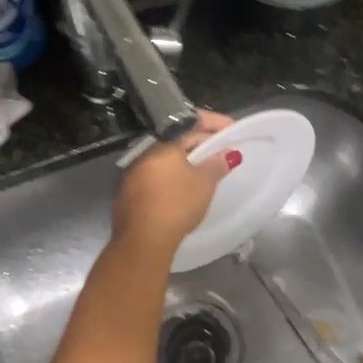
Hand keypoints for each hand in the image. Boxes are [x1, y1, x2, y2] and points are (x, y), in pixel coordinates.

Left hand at [112, 110, 235, 253]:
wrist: (142, 239)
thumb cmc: (177, 203)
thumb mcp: (204, 183)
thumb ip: (217, 164)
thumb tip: (228, 153)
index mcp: (163, 142)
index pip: (191, 122)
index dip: (214, 123)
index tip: (231, 128)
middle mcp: (145, 152)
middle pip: (178, 139)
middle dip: (201, 142)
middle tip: (222, 149)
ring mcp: (135, 172)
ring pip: (166, 159)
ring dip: (187, 160)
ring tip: (206, 167)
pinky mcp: (130, 192)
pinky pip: (158, 175)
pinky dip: (174, 175)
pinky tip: (184, 186)